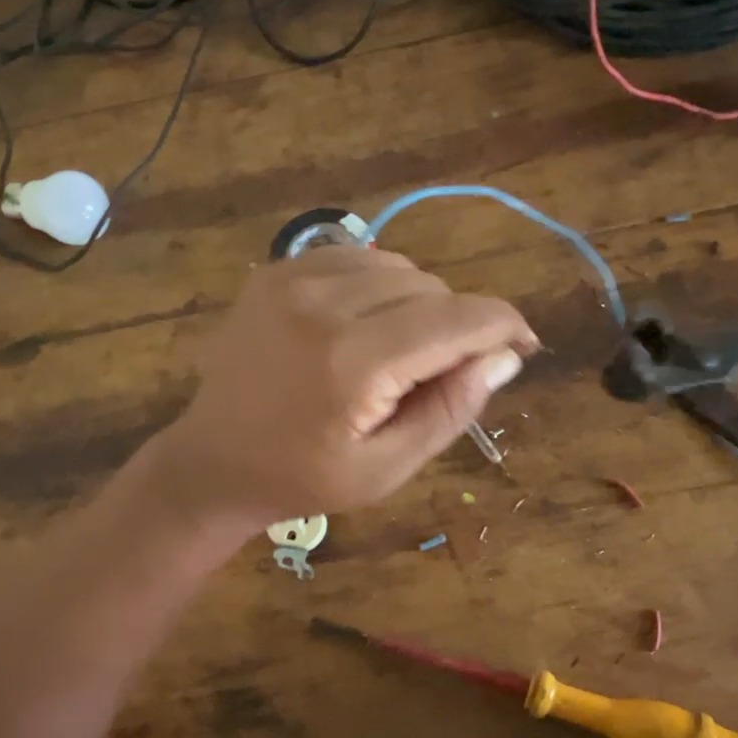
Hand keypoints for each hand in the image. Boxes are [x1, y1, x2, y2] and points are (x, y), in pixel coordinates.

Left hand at [152, 246, 539, 525]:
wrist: (214, 462)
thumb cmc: (304, 480)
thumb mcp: (386, 469)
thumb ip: (449, 410)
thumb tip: (505, 356)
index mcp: (353, 363)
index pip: (457, 319)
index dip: (503, 326)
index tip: (523, 345)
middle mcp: (324, 305)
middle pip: (431, 288)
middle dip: (456, 325)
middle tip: (440, 374)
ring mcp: (292, 280)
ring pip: (398, 266)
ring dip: (418, 303)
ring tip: (399, 353)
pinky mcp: (274, 272)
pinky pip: (356, 257)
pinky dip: (378, 286)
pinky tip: (365, 326)